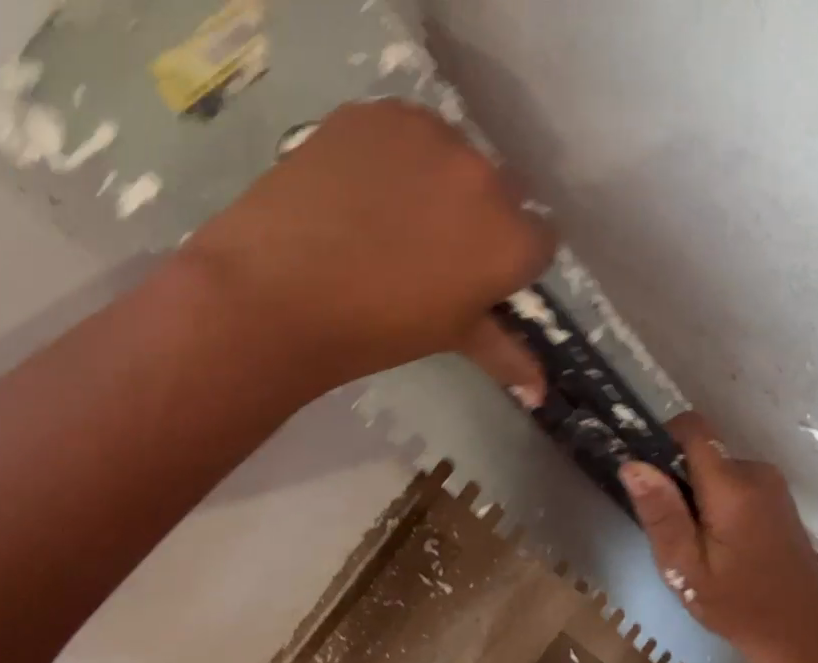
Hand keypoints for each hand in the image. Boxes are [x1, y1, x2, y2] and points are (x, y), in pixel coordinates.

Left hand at [185, 100, 553, 398]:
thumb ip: (505, 353)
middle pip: (499, 192)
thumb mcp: (448, 337)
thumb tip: (541, 393)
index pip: (540, 241)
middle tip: (426, 248)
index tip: (475, 276)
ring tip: (385, 216)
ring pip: (451, 154)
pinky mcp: (378, 113)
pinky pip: (402, 132)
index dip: (508, 260)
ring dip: (434, 178)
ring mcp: (430, 136)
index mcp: (512, 240)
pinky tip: (355, 189)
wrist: (276, 293)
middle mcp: (485, 178)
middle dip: (475, 217)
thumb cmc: (374, 329)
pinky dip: (389, 155)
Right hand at [620, 414, 817, 662]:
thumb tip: (632, 464)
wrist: (802, 630)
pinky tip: (720, 546)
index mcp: (732, 486)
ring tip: (697, 546)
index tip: (646, 477)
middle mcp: (756, 472)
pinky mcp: (778, 498)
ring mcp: (772, 484)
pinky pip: (734, 485)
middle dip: (678, 482)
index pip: (692, 428)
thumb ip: (662, 512)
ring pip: (717, 470)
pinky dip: (718, 505)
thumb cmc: (738, 604)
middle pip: (701, 453)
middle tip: (672, 534)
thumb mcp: (686, 567)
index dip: (662, 440)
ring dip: (698, 497)